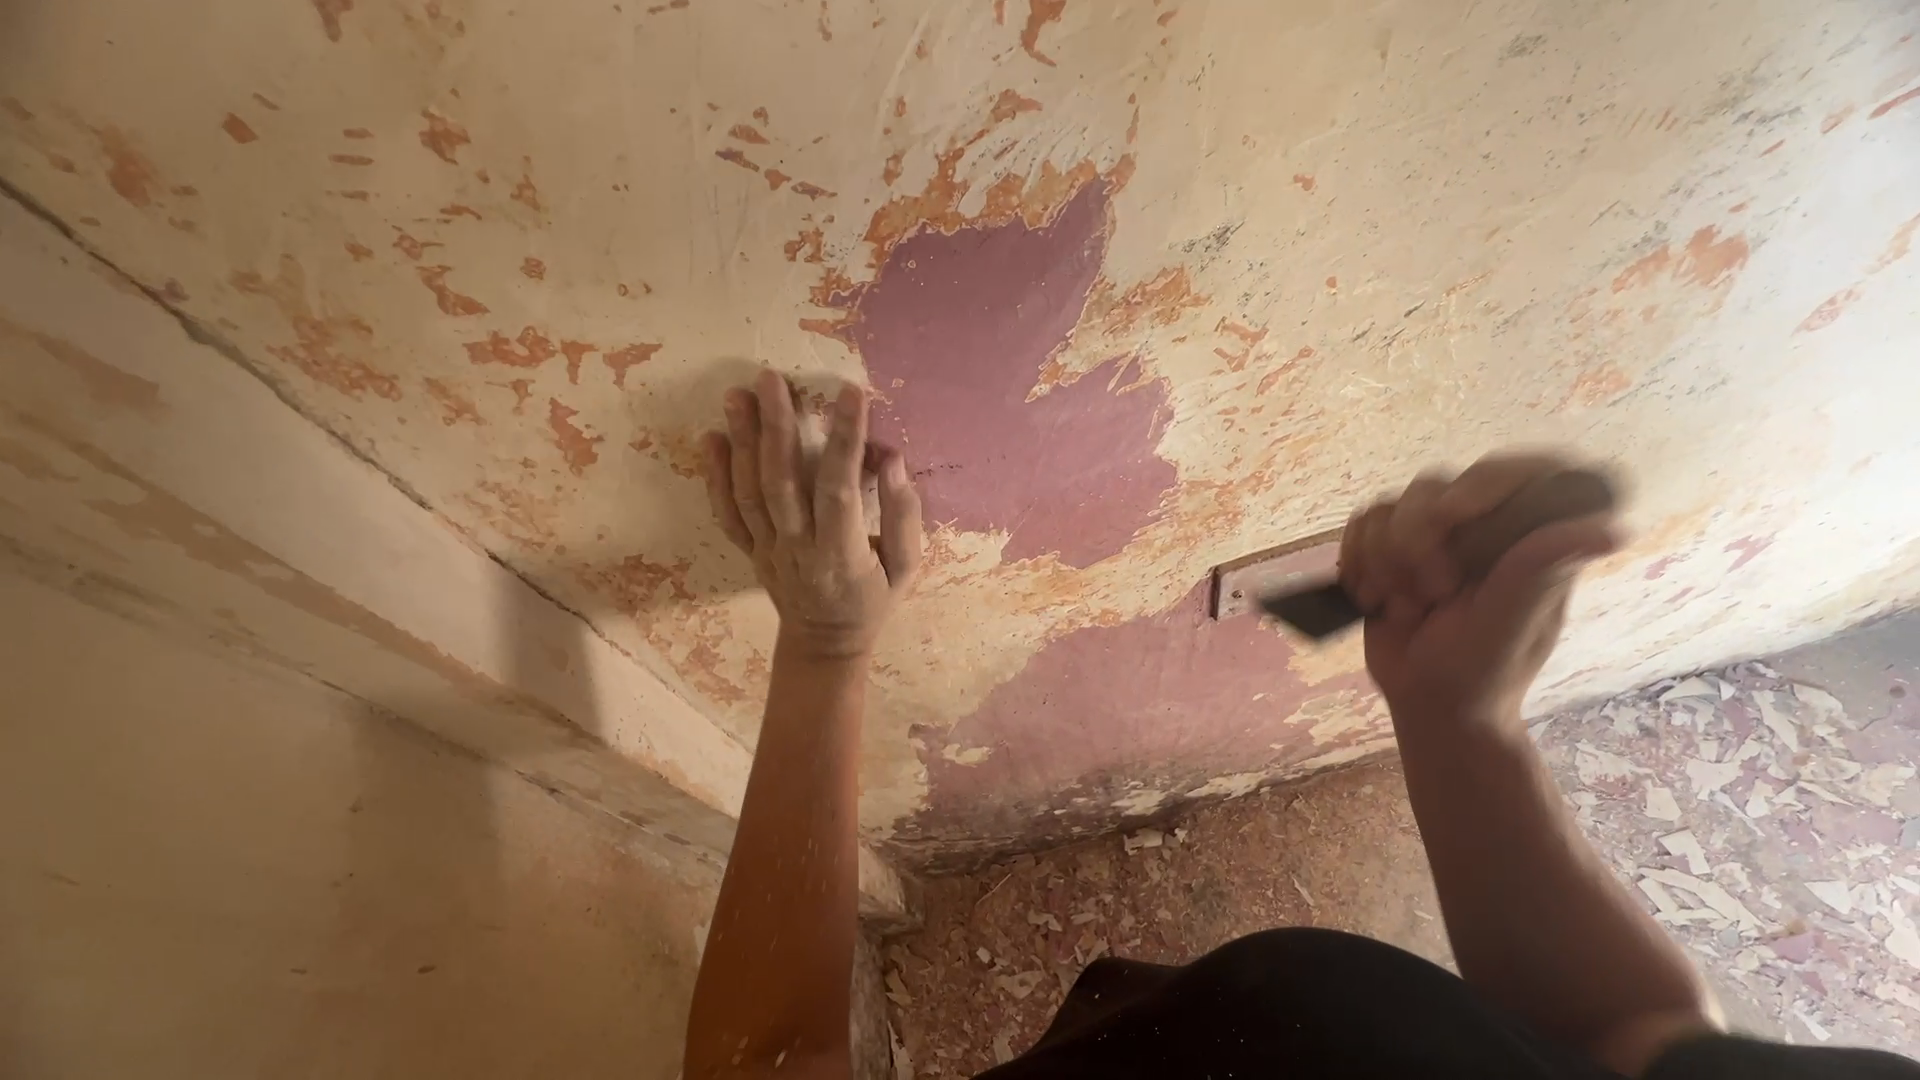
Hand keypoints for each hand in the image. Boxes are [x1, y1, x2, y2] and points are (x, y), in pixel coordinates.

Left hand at [703, 369, 922, 660]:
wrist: (825, 644)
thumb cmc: (873, 602)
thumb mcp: (907, 568)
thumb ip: (903, 515)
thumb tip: (891, 459)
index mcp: (842, 556)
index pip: (840, 489)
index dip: (847, 439)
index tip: (851, 393)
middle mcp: (799, 550)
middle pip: (782, 484)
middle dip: (776, 428)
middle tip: (770, 380)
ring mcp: (769, 551)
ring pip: (749, 493)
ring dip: (741, 442)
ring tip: (736, 396)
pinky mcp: (751, 551)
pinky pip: (728, 514)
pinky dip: (715, 478)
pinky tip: (711, 440)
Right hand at [1340, 452, 1621, 729]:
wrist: (1426, 702)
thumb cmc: (1480, 672)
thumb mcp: (1510, 625)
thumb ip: (1538, 569)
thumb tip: (1613, 529)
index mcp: (1526, 540)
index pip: (1522, 472)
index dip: (1483, 482)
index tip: (1451, 518)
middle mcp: (1479, 529)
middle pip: (1434, 487)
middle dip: (1415, 542)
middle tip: (1431, 594)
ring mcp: (1430, 537)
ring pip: (1390, 507)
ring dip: (1382, 560)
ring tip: (1402, 605)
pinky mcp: (1386, 547)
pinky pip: (1361, 524)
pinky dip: (1357, 561)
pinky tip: (1372, 596)